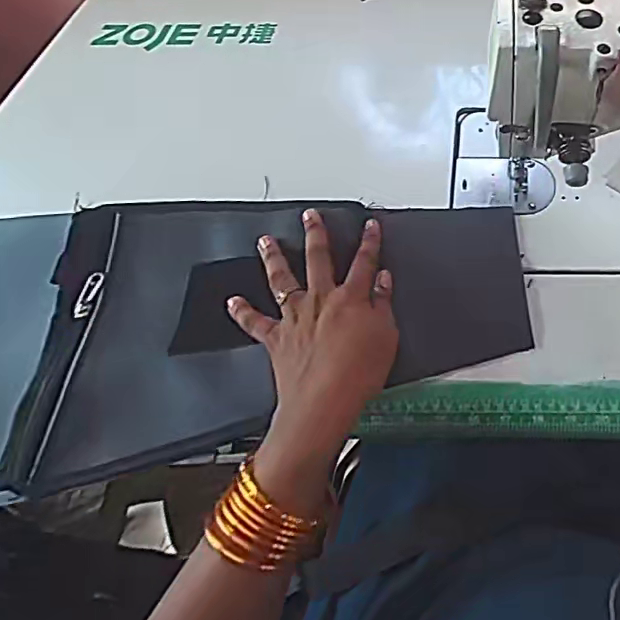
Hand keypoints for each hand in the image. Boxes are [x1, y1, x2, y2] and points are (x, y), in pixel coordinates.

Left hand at [228, 209, 396, 512]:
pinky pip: (255, 322)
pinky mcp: (277, 338)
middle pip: (318, 258)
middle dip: (315, 234)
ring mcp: (296, 317)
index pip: (364, 261)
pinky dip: (242, 311)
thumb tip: (383, 280)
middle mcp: (321, 300)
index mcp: (352, 298)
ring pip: (283, 280)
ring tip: (267, 241)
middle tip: (309, 216)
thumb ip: (384, 304)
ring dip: (274, 258)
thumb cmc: (357, 374)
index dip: (369, 241)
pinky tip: (233, 300)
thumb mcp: (386, 336)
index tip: (369, 226)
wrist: (323, 403)